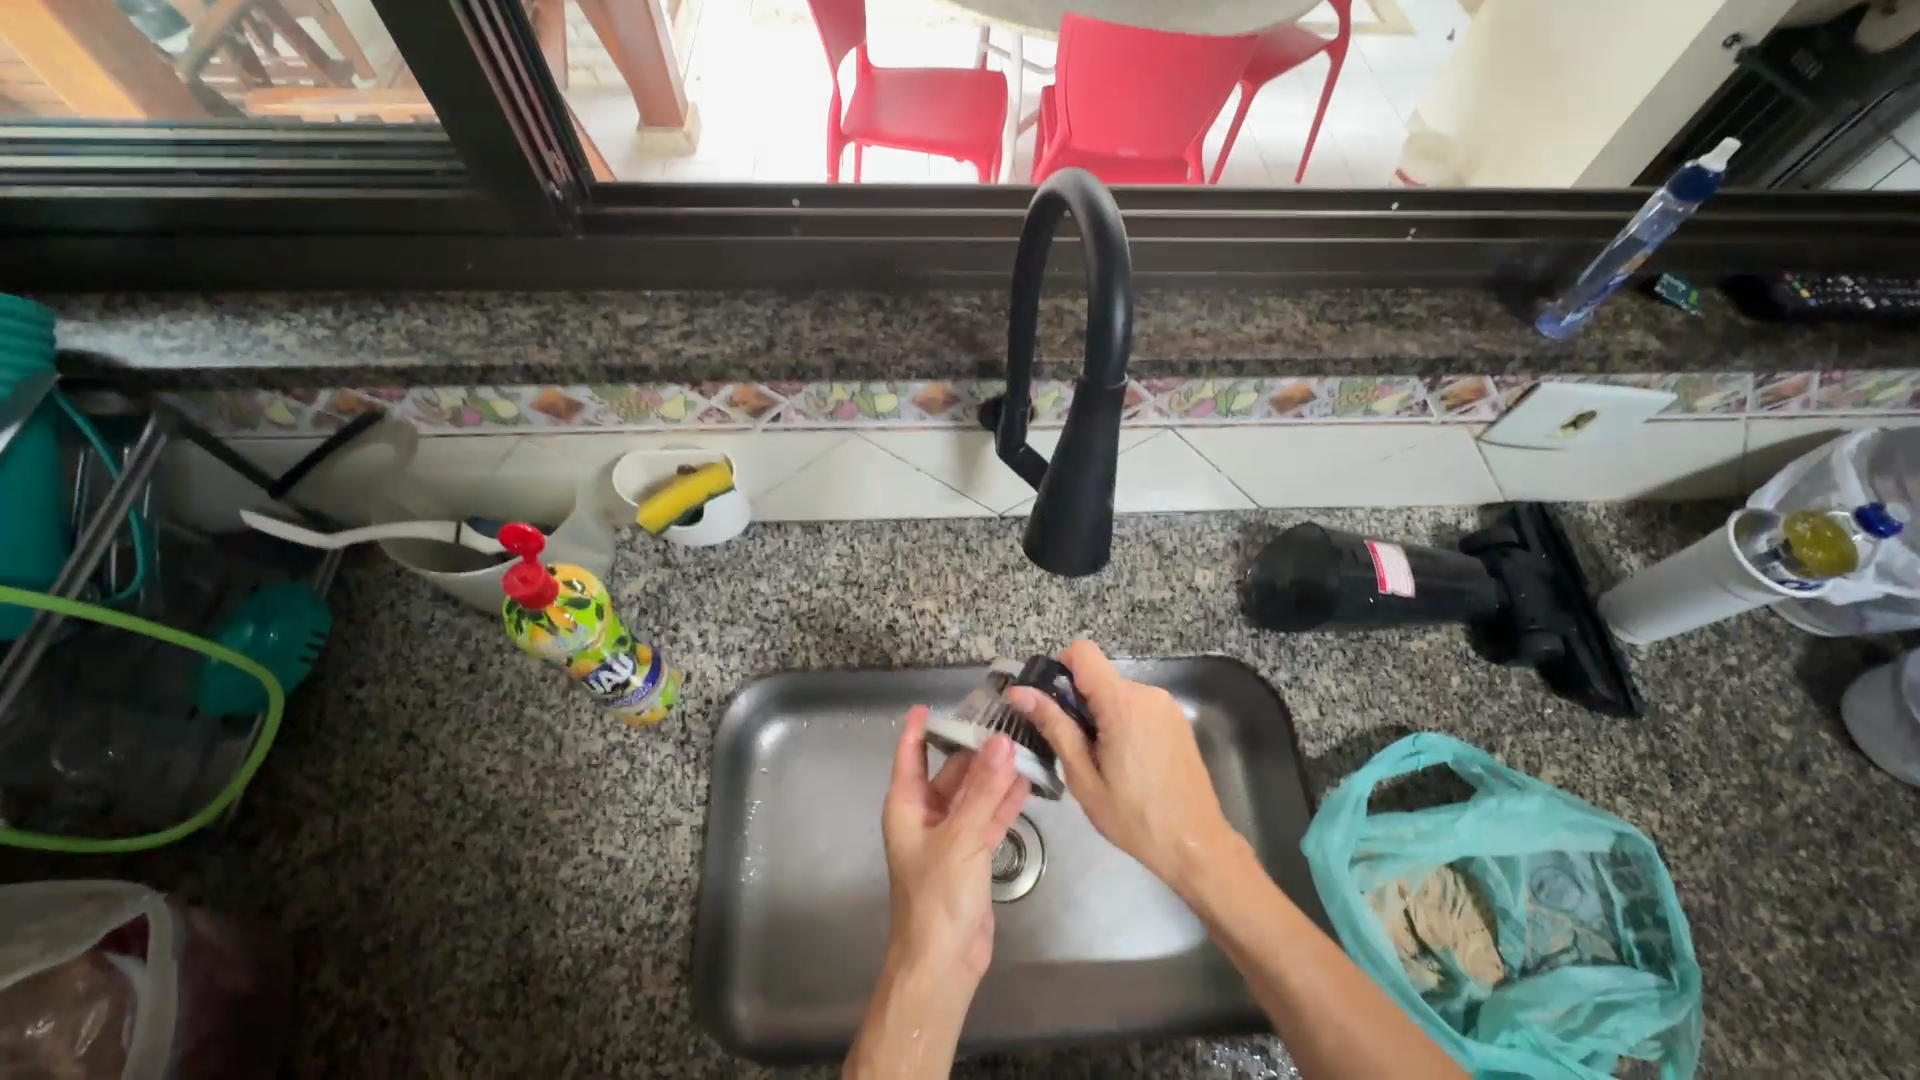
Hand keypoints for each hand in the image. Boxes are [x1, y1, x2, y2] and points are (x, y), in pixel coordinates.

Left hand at [880, 705, 1028, 982]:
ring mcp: (950, 836)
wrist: (942, 961)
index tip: (933, 703)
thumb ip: (983, 790)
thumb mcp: (960, 838)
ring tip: (1023, 745)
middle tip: (1004, 720)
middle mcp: (926, 816)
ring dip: (995, 775)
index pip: (911, 755)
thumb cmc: (937, 896)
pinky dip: (1004, 803)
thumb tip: (1001, 743)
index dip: (919, 728)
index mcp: (907, 806)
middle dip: (974, 749)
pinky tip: (1027, 783)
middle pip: (950, 771)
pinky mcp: (971, 855)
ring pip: (973, 794)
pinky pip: (988, 818)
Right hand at [1006, 641, 1237, 887]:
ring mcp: (1167, 706)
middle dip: (1080, 703)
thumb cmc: (1133, 817)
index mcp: (1122, 703)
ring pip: (1118, 694)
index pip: (1083, 652)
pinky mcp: (1178, 720)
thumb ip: (1054, 726)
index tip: (1051, 703)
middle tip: (1074, 748)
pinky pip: (1138, 707)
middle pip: (1099, 677)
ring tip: (1102, 761)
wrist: (1194, 844)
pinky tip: (1127, 762)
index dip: (1059, 668)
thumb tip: (1020, 692)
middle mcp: (1148, 694)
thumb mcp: (1083, 776)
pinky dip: (1124, 723)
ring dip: (1102, 716)